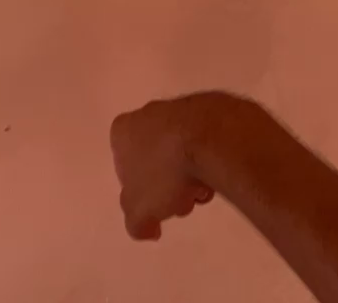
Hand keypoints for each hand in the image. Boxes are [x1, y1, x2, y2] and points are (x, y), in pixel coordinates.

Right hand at [109, 96, 219, 240]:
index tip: (157, 205)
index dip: (140, 192)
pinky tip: (214, 175)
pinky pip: (200, 143)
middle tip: (181, 201)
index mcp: (122, 131)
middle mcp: (145, 114)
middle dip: (167, 185)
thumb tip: (147, 228)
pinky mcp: (204, 111)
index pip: (124, 168)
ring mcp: (175, 109)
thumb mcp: (140, 210)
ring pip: (177, 154)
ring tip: (201, 191)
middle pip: (153, 161)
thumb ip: (135, 223)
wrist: (210, 139)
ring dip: (188, 176)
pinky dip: (205, 160)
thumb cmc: (166, 171)